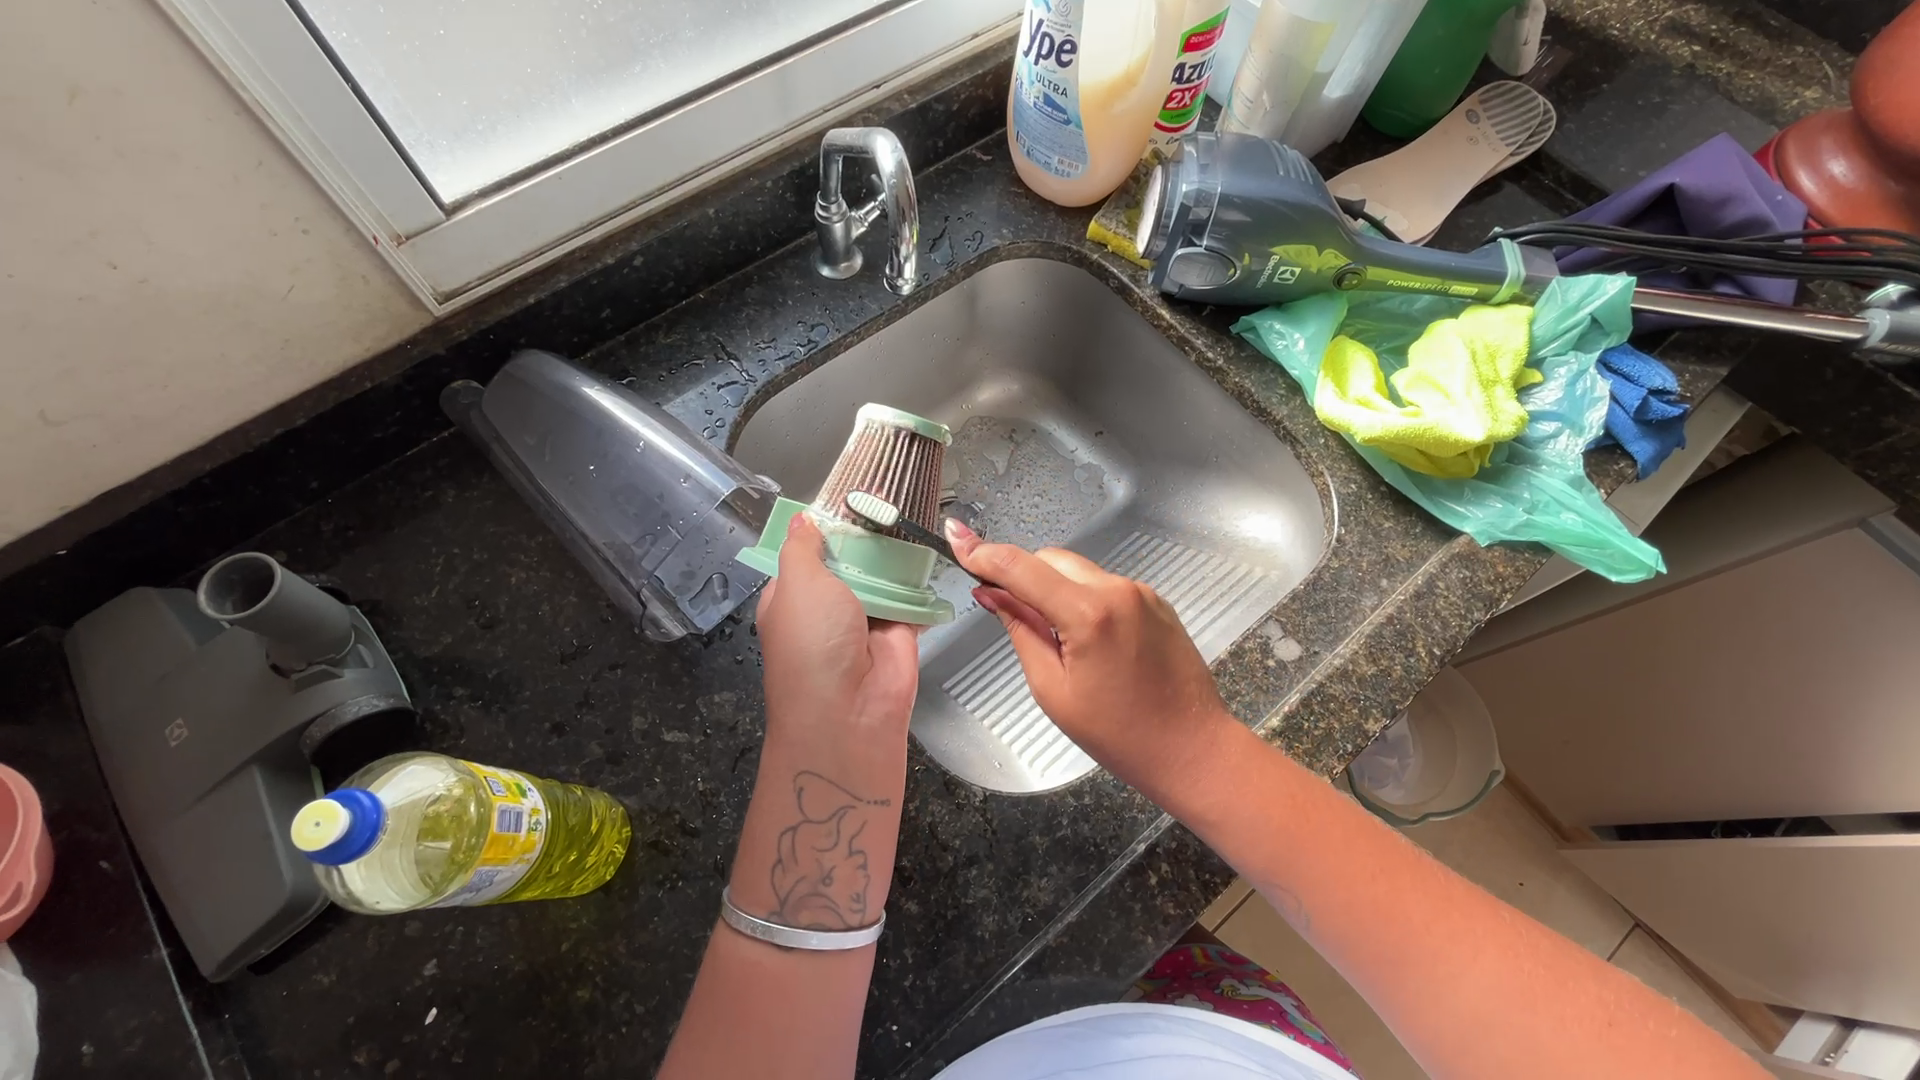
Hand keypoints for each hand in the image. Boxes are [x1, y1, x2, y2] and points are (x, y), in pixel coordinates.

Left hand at [734, 513, 918, 926]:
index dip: (824, 523)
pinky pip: (910, 595)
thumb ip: (804, 548)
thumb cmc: (811, 642)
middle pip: (848, 558)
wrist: (849, 712)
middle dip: (864, 531)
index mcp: (792, 595)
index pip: (806, 551)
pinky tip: (929, 544)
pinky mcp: (899, 630)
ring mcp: (865, 618)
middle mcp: (827, 606)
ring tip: (909, 506)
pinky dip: (919, 577)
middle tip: (887, 489)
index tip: (846, 491)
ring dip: (893, 549)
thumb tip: (803, 518)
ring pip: (881, 573)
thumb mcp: (798, 584)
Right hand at [946, 519, 1238, 807]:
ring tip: (1054, 639)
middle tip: (1003, 608)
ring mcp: (1142, 593)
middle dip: (1022, 576)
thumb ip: (1020, 629)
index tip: (955, 537)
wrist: (1192, 748)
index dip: (983, 552)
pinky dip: (1082, 597)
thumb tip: (991, 593)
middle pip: (1050, 560)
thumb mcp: (1052, 688)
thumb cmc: (1118, 734)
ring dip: (1053, 588)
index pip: (1022, 568)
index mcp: (1089, 613)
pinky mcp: (1156, 601)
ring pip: (1078, 570)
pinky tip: (1085, 639)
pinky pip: (1104, 586)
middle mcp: (1118, 590)